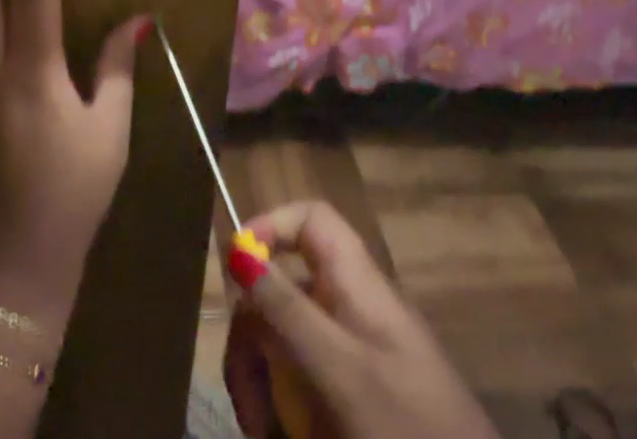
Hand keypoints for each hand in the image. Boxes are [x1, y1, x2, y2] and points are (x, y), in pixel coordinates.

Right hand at [225, 202, 497, 438]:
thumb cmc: (401, 424)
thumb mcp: (336, 367)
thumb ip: (285, 307)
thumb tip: (236, 248)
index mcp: (358, 285)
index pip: (311, 219)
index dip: (269, 227)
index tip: (234, 268)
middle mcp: (352, 308)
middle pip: (282, 288)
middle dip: (252, 335)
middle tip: (244, 390)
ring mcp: (353, 352)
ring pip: (283, 337)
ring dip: (259, 376)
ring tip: (259, 427)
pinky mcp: (353, 391)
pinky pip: (300, 377)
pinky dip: (280, 401)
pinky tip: (275, 430)